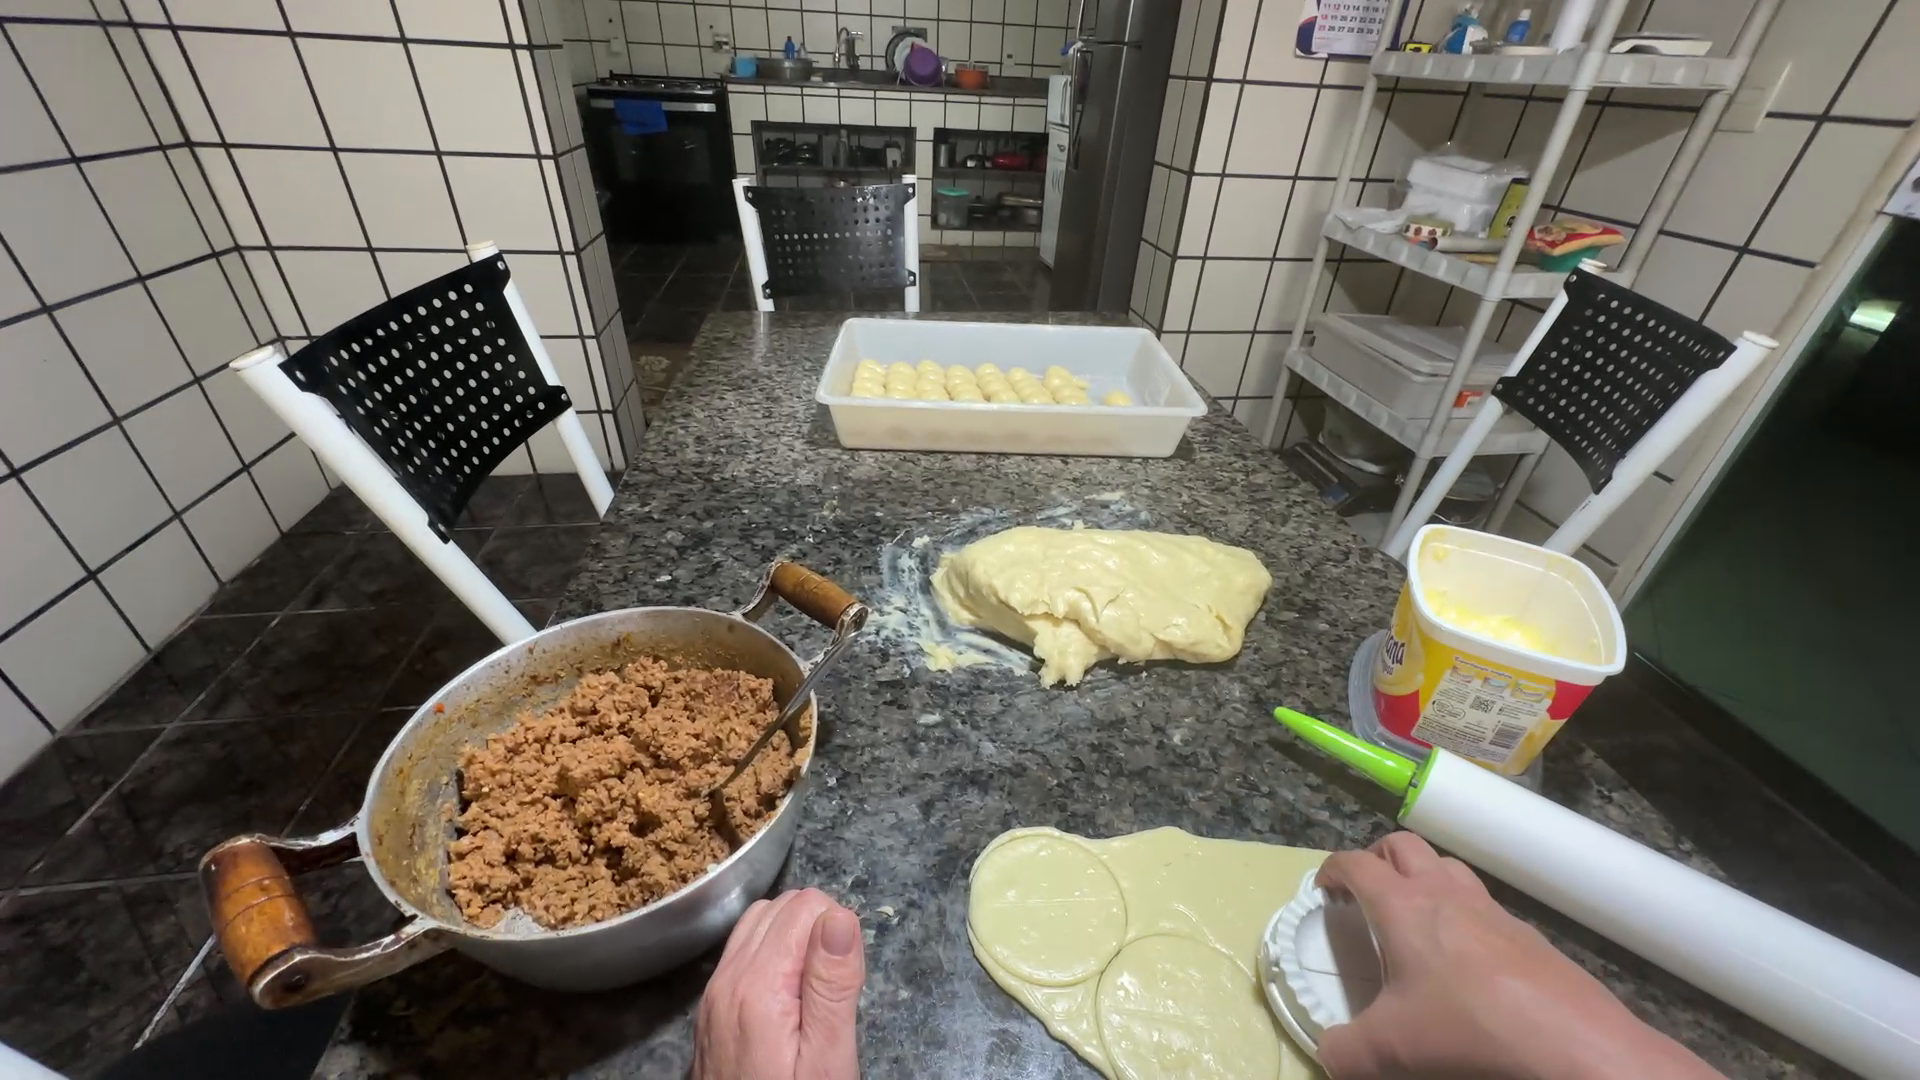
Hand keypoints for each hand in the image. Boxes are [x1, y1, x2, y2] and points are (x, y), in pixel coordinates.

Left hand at [694, 888, 865, 1079]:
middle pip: (782, 906)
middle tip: (832, 990)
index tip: (843, 981)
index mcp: (756, 987)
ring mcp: (713, 993)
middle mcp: (726, 979)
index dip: (836, 930)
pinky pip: (744, 948)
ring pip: (761, 920)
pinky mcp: (711, 1009)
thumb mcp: (828, 1060)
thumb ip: (833, 985)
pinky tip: (788, 996)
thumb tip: (840, 916)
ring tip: (813, 990)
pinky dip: (772, 951)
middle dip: (816, 929)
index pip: (806, 906)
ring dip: (794, 936)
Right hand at [1314, 832, 1720, 1079]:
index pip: (1354, 863)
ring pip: (1447, 867)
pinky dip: (1467, 917)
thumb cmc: (1472, 1030)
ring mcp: (1491, 911)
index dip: (1332, 871)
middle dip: (1378, 860)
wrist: (1585, 1051)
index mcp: (1401, 904)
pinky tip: (1470, 965)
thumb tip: (1327, 1055)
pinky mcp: (1530, 938)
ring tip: (1418, 919)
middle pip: (1402, 845)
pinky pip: (1486, 907)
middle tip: (1370, 896)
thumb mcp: (1395, 1049)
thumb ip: (1348, 1052)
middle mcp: (1443, 893)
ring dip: (1424, 879)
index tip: (1325, 893)